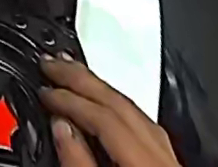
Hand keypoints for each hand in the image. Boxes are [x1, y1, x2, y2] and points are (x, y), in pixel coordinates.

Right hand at [40, 57, 182, 166]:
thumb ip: (80, 165)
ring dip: (97, 86)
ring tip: (70, 70)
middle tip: (50, 61)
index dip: (69, 99)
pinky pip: (144, 123)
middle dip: (80, 78)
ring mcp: (173, 161)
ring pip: (134, 109)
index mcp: (148, 164)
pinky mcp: (172, 166)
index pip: (105, 117)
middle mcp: (165, 158)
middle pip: (121, 104)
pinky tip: (102, 99)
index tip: (44, 90)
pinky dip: (116, 104)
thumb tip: (59, 126)